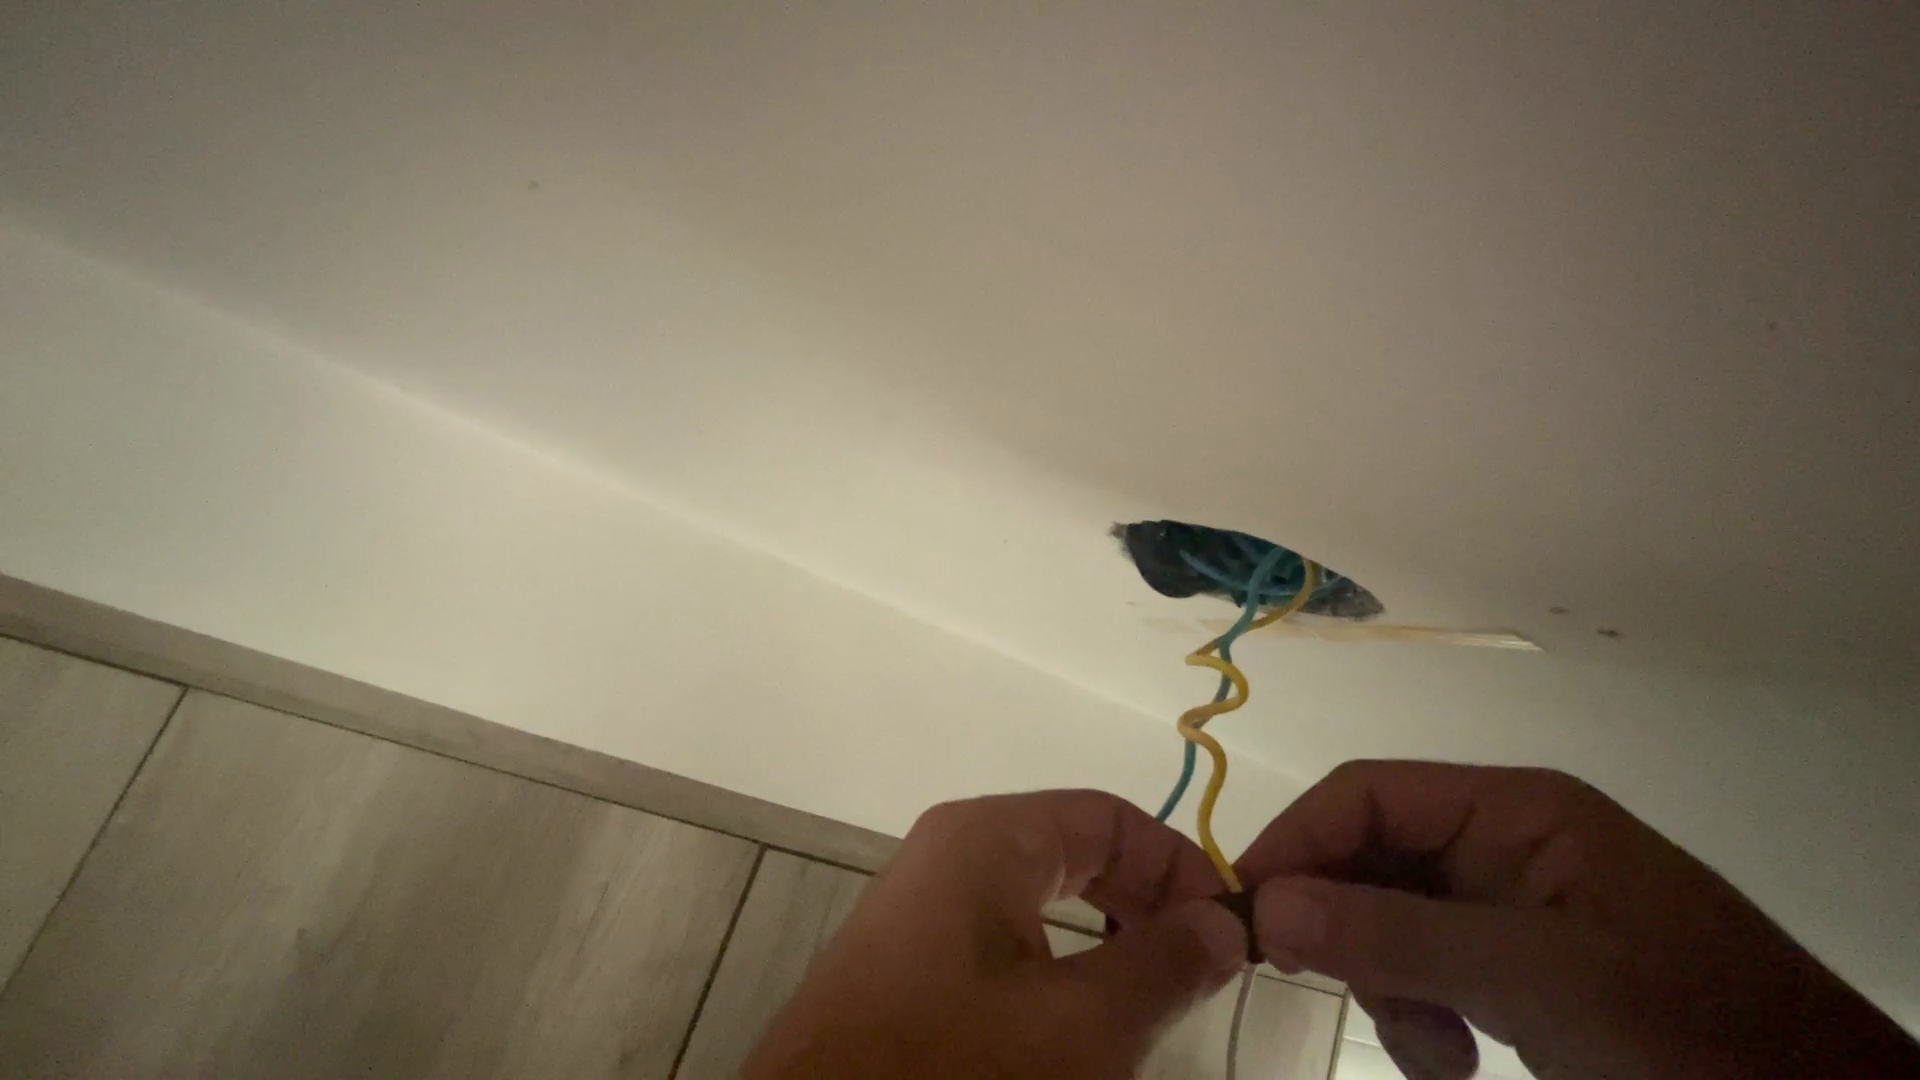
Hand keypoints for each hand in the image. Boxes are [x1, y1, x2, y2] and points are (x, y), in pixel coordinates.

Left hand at [744, 790, 1248, 1077]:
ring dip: (1108, 928)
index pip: (1107, 816)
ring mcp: (928, 899)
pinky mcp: (915, 950)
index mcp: (988, 836)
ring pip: (1044, 889)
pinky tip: (1087, 1004)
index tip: (1231, 928)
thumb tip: (1226, 922)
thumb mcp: (1079, 1028)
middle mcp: (954, 848)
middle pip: (1076, 846)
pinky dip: (1061, 955)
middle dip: (1146, 897)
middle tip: (1205, 961)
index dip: (1176, 863)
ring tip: (1158, 984)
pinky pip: (1008, 928)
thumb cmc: (953, 1069)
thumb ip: (1162, 967)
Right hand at [1236, 761, 1919, 1078]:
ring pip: (1389, 917)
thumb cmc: (1696, 1037)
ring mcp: (1511, 905)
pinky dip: (1417, 1012)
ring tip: (1430, 1051)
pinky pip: (1426, 966)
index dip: (1298, 838)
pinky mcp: (1520, 964)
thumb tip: (1264, 905)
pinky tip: (1451, 1059)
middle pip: (1372, 856)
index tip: (1246, 904)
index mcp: (1513, 809)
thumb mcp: (1538, 982)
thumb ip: (1395, 936)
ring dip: (1384, 980)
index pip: (1368, 794)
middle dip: (1344, 924)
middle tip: (1314, 982)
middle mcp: (1502, 842)